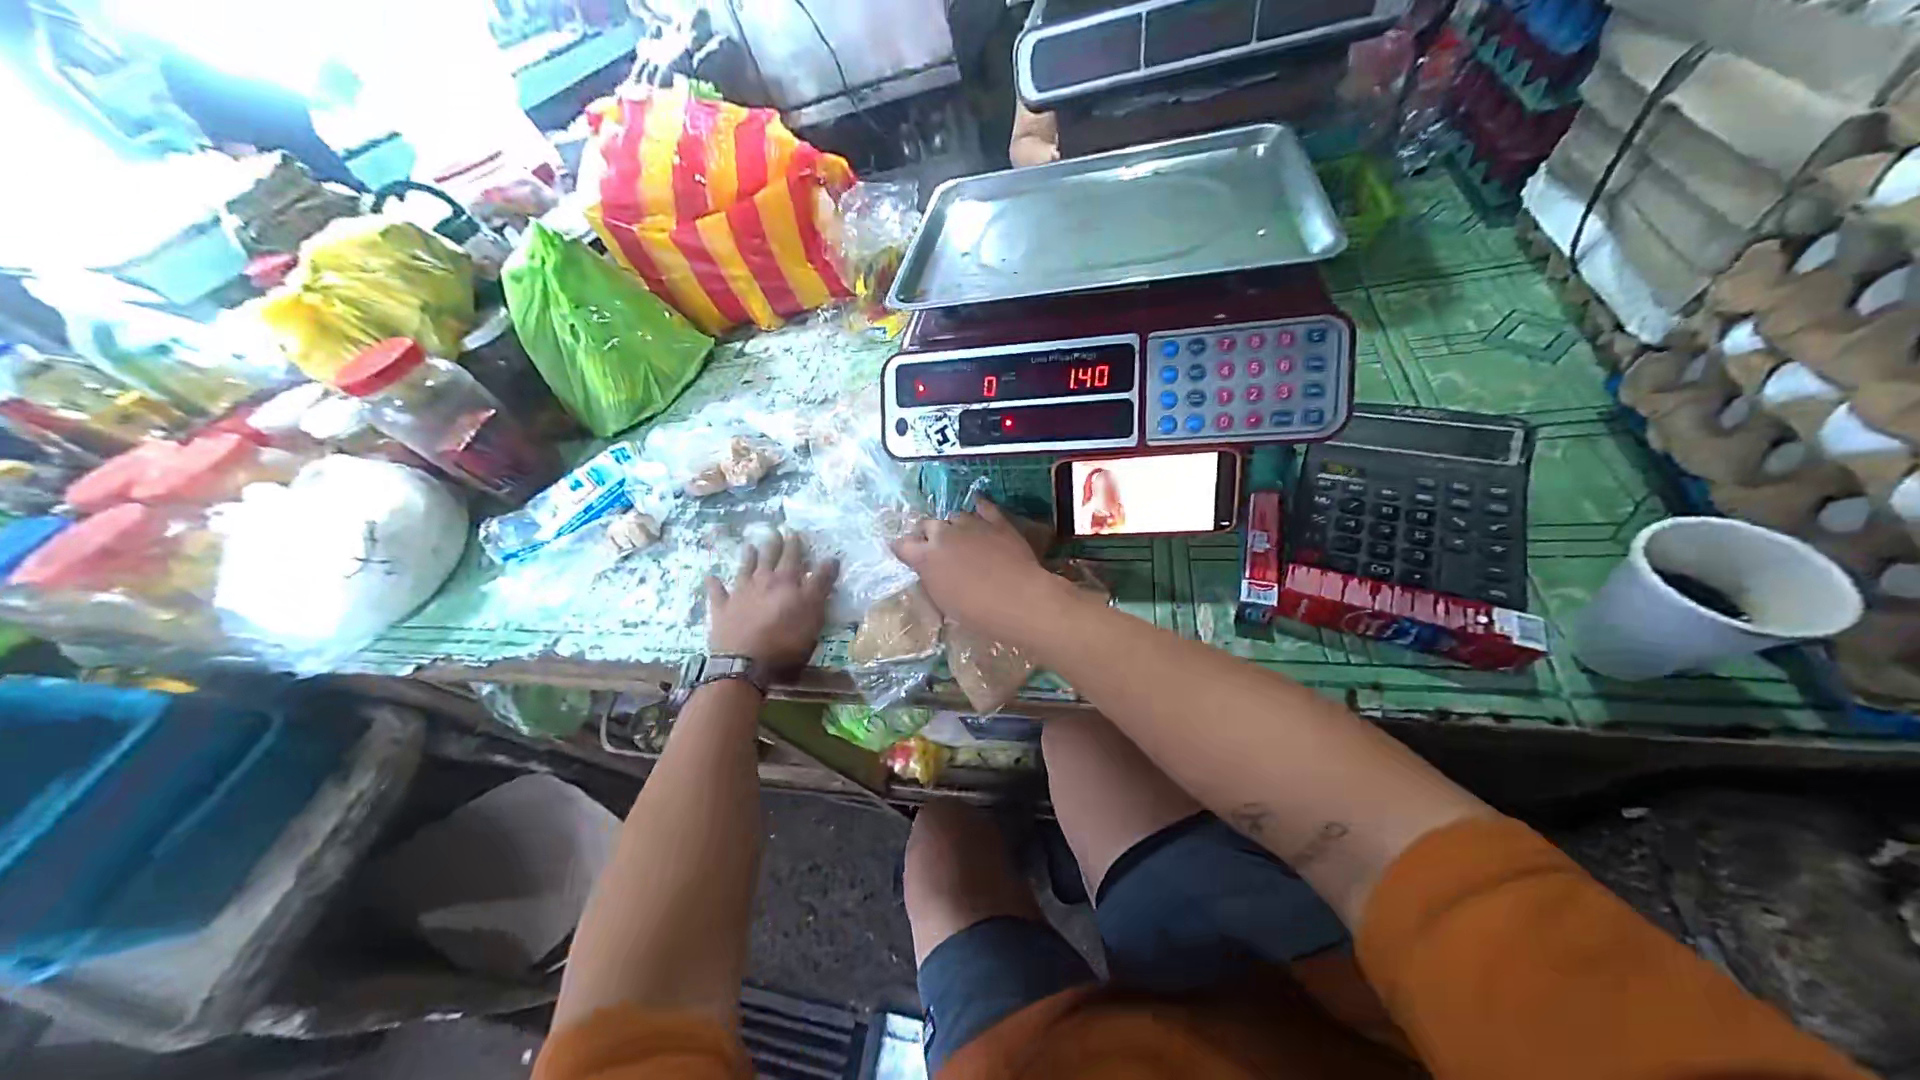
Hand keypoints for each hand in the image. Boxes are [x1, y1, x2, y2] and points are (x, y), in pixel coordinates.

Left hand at [705, 530, 839, 671]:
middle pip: (768, 558)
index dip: (795, 544)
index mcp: (786, 581)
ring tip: (749, 546)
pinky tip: (710, 576)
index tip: (795, 532)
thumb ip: (821, 585)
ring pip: (744, 569)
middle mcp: (762, 581)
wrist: (745, 662)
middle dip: (773, 544)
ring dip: (747, 557)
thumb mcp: (813, 613)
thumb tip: (831, 559)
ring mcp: (739, 593)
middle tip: (774, 531)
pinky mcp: (722, 609)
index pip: (793, 557)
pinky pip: (717, 592)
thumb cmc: (786, 639)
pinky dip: (714, 583)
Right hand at [891, 499, 1059, 638]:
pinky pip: (983, 507)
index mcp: (925, 557)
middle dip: (929, 534)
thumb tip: (932, 572)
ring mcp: (971, 524)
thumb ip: (932, 579)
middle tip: (937, 548)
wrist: (1017, 599)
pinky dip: (979, 510)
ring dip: (954, 525)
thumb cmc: (976, 612)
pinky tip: (980, 512)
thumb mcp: (943, 602)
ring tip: (961, 536)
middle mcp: (943, 534)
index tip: (907, 555)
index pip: (902, 545)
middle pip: (928, 525)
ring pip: (954, 515)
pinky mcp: (997, 520)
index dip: (904, 549)